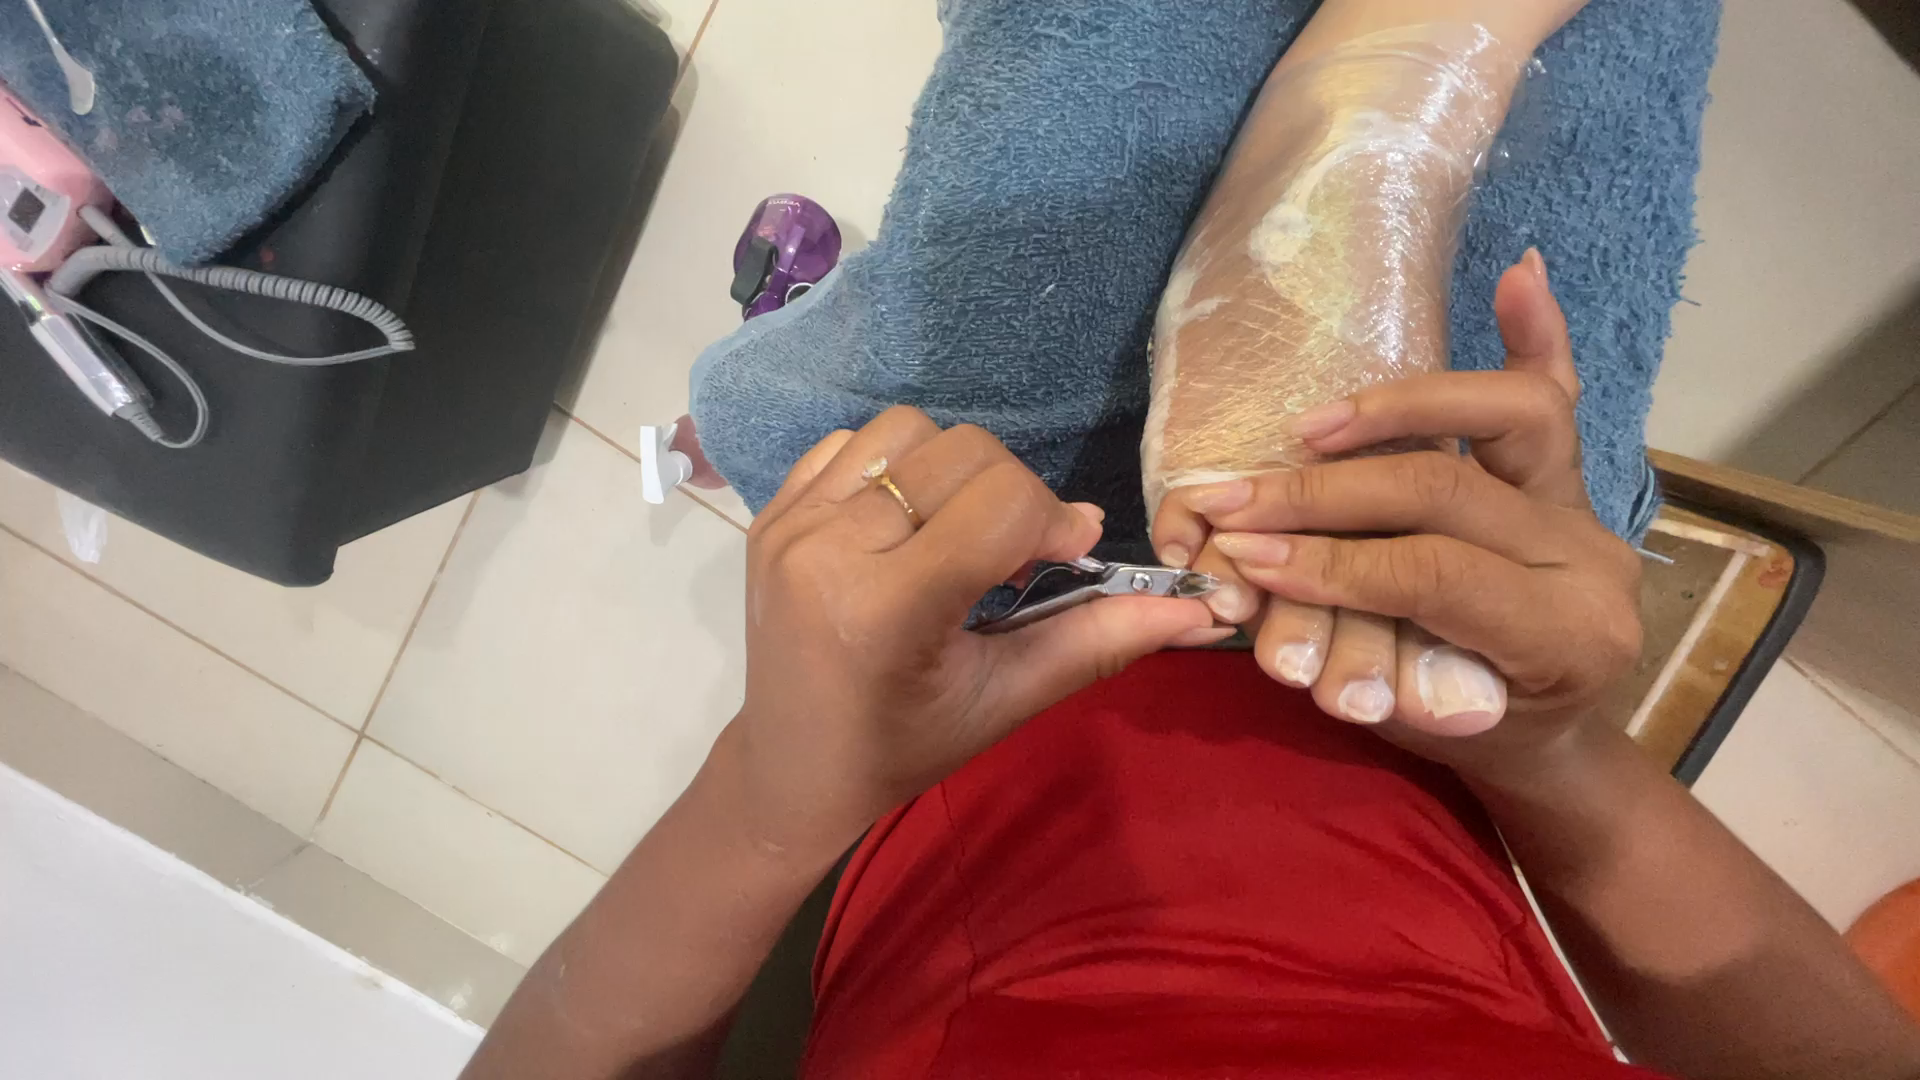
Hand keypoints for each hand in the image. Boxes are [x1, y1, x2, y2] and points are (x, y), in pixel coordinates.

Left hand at [721, 407, 1220, 857]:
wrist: (790, 767)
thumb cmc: (903, 748)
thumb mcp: (1004, 701)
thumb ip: (1097, 642)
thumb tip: (1198, 609)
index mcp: (888, 606)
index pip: (1003, 503)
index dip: (1054, 520)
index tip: (1066, 556)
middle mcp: (827, 548)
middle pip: (963, 452)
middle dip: (1014, 493)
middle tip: (1015, 552)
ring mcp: (790, 524)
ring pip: (908, 431)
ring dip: (954, 469)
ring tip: (955, 530)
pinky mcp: (770, 513)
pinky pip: (851, 444)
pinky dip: (897, 467)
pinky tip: (902, 523)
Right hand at [1176, 259, 1643, 779]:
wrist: (1543, 728)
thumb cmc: (1460, 729)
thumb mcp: (1402, 720)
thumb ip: (1340, 661)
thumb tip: (1250, 605)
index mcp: (1561, 635)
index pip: (1433, 574)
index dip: (1332, 561)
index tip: (1246, 555)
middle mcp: (1587, 557)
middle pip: (1448, 490)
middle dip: (1326, 495)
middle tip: (1239, 497)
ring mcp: (1581, 507)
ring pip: (1516, 417)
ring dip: (1401, 407)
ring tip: (1309, 428)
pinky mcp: (1566, 481)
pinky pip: (1558, 397)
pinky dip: (1537, 334)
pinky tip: (1515, 276)